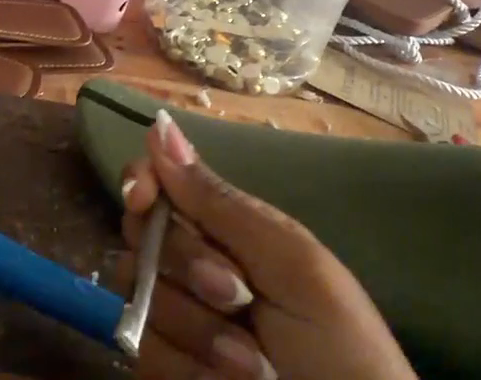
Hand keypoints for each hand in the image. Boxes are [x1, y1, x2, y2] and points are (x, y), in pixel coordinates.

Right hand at [114, 110, 416, 379]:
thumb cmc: (344, 351)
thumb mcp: (294, 266)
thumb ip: (219, 200)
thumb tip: (158, 124)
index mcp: (229, 230)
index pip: (157, 184)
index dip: (140, 183)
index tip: (142, 199)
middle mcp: (194, 266)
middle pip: (140, 234)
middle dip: (186, 266)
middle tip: (238, 298)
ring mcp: (177, 316)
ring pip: (137, 292)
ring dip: (195, 328)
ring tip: (249, 363)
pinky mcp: (165, 363)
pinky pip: (140, 346)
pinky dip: (184, 365)